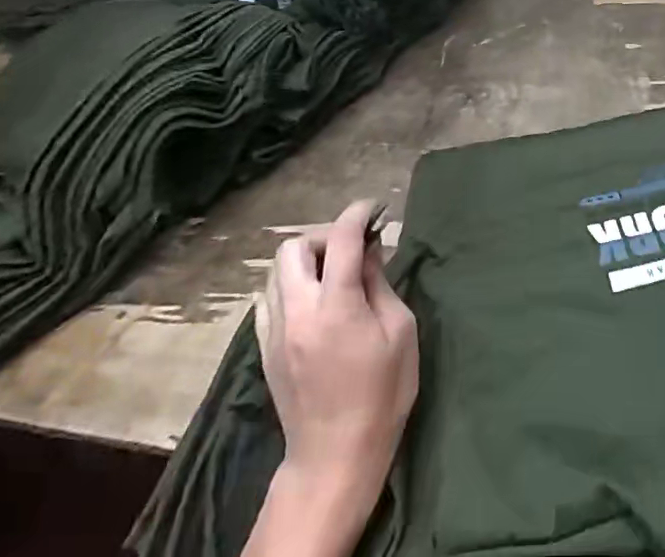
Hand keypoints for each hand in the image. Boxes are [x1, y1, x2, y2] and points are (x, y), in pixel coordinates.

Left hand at [254, 199, 416, 518]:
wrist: (335, 455)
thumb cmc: (382, 394)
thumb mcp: (399, 333)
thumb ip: (379, 284)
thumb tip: (369, 250)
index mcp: (336, 305)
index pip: (342, 238)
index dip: (359, 214)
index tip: (374, 209)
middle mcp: (298, 309)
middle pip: (295, 246)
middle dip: (325, 237)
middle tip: (351, 250)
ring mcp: (275, 328)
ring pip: (277, 270)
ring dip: (305, 260)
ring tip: (331, 274)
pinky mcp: (265, 346)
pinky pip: (267, 297)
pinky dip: (288, 286)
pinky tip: (310, 300)